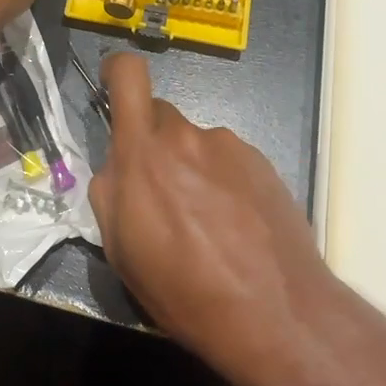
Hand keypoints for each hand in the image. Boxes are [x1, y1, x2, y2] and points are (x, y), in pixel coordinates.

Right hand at [89, 54, 332, 382]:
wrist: (276, 314)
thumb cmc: (184, 290)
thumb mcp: (121, 252)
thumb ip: (109, 194)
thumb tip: (116, 167)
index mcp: (144, 153)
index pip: (128, 75)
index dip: (116, 71)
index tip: (112, 87)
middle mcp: (187, 137)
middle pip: (160, 117)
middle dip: (152, 144)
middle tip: (160, 194)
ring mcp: (230, 147)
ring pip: (195, 144)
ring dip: (191, 169)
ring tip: (206, 224)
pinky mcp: (264, 164)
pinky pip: (228, 161)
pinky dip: (224, 183)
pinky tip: (235, 227)